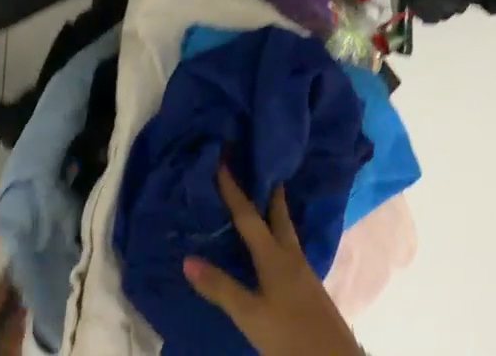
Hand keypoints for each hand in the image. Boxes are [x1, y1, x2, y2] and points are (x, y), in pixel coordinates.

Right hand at [183, 168, 364, 355]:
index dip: (234, 189)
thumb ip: (221, 288)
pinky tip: (272, 244)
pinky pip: (289, 246)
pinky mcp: (308, 285)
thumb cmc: (291, 335)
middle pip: (278, 215)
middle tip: (258, 166)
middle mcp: (291, 256)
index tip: (224, 160)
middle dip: (268, 190)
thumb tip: (187, 259)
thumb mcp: (250, 315)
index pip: (249, 216)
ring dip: (273, 211)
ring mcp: (303, 270)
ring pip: (285, 230)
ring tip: (262, 197)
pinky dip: (277, 233)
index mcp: (275, 257)